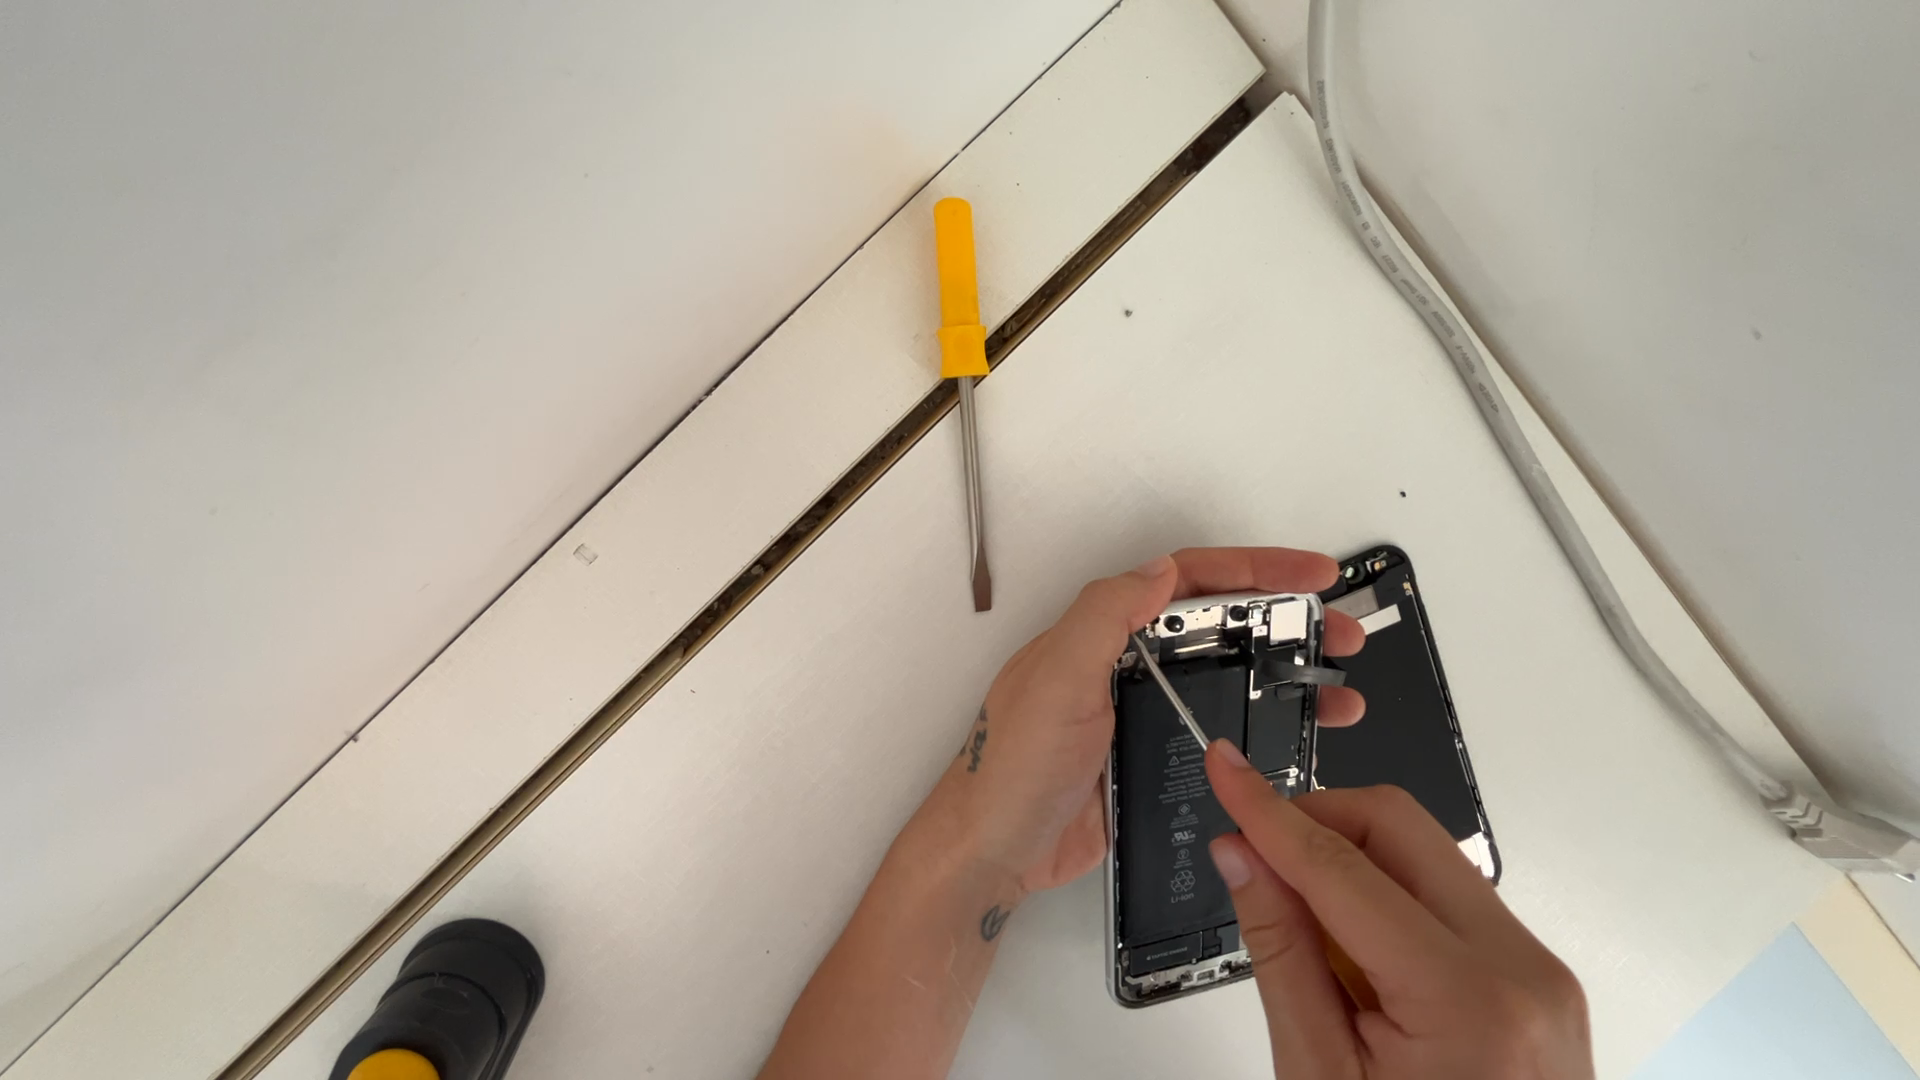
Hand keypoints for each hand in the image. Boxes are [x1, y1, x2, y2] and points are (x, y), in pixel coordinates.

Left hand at [934, 548, 1365, 895]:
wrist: (997, 852)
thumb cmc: (1018, 764)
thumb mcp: (1056, 678)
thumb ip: (1103, 617)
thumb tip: (1160, 569)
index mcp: (1104, 633)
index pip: (1185, 582)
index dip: (1252, 569)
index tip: (1313, 575)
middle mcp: (1127, 664)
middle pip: (1217, 626)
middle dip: (1285, 623)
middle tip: (1343, 637)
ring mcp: (1142, 712)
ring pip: (1225, 677)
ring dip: (1283, 677)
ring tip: (1341, 693)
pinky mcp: (1153, 756)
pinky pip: (1218, 729)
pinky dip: (1260, 726)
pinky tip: (1298, 738)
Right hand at [1205, 743, 1593, 1079]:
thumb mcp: (1316, 1073)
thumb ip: (1277, 946)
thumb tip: (1238, 850)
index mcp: (1467, 1000)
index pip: (1339, 863)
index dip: (1266, 808)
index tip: (1221, 764)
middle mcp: (1521, 966)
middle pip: (1396, 823)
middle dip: (1312, 818)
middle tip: (1255, 853)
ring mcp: (1537, 968)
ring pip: (1417, 847)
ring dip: (1343, 857)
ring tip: (1307, 930)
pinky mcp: (1533, 974)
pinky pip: (1438, 888)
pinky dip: (1377, 891)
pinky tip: (1352, 955)